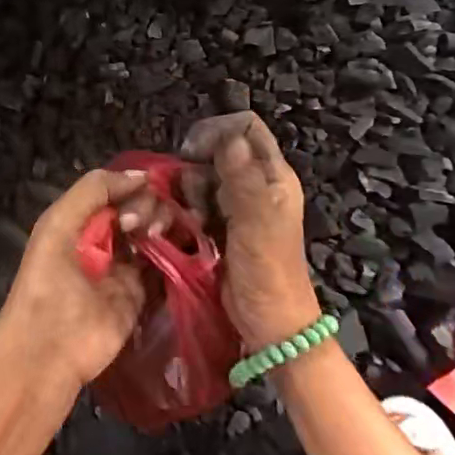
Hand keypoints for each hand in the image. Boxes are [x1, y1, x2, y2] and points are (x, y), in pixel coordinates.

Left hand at [0, 170, 155, 390]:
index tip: (141, 191)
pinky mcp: (143, 293)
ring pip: (157, 232)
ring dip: (162, 226)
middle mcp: (104, 236)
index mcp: (80, 216)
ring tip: (153, 237)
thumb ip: (94, 191)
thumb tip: (141, 174)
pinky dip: (176, 252)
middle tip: (136, 226)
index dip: (133, 185)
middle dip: (147, 206)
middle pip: (141, 206)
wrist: (50, 345)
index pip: (118, 187)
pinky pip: (166, 264)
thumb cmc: (48, 279)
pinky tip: (177, 248)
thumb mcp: (59, 223)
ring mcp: (126, 265)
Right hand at [178, 112, 321, 349]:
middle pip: (212, 152)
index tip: (192, 154)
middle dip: (193, 170)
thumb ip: (243, 181)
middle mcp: (253, 184)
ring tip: (189, 222)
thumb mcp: (257, 226)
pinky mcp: (217, 223)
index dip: (216, 132)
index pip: (244, 128)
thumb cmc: (269, 275)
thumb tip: (229, 138)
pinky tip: (183, 229)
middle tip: (191, 198)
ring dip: (184, 195)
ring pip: (197, 177)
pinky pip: (190, 201)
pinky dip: (181, 211)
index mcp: (273, 177)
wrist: (269, 326)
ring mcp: (234, 204)